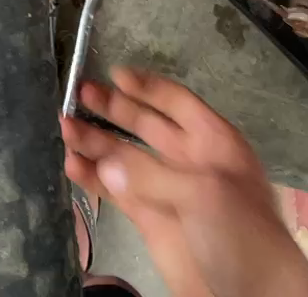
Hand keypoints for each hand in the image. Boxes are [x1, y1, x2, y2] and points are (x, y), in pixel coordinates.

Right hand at [62, 68, 307, 296]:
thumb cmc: (244, 234)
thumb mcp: (205, 193)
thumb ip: (152, 172)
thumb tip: (105, 162)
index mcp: (213, 141)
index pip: (176, 101)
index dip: (146, 86)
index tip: (114, 73)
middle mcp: (187, 158)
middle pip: (144, 123)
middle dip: (112, 107)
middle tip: (79, 92)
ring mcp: (166, 188)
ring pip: (123, 155)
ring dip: (95, 141)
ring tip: (64, 126)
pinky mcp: (149, 217)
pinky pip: (115, 191)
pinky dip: (93, 178)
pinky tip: (71, 166)